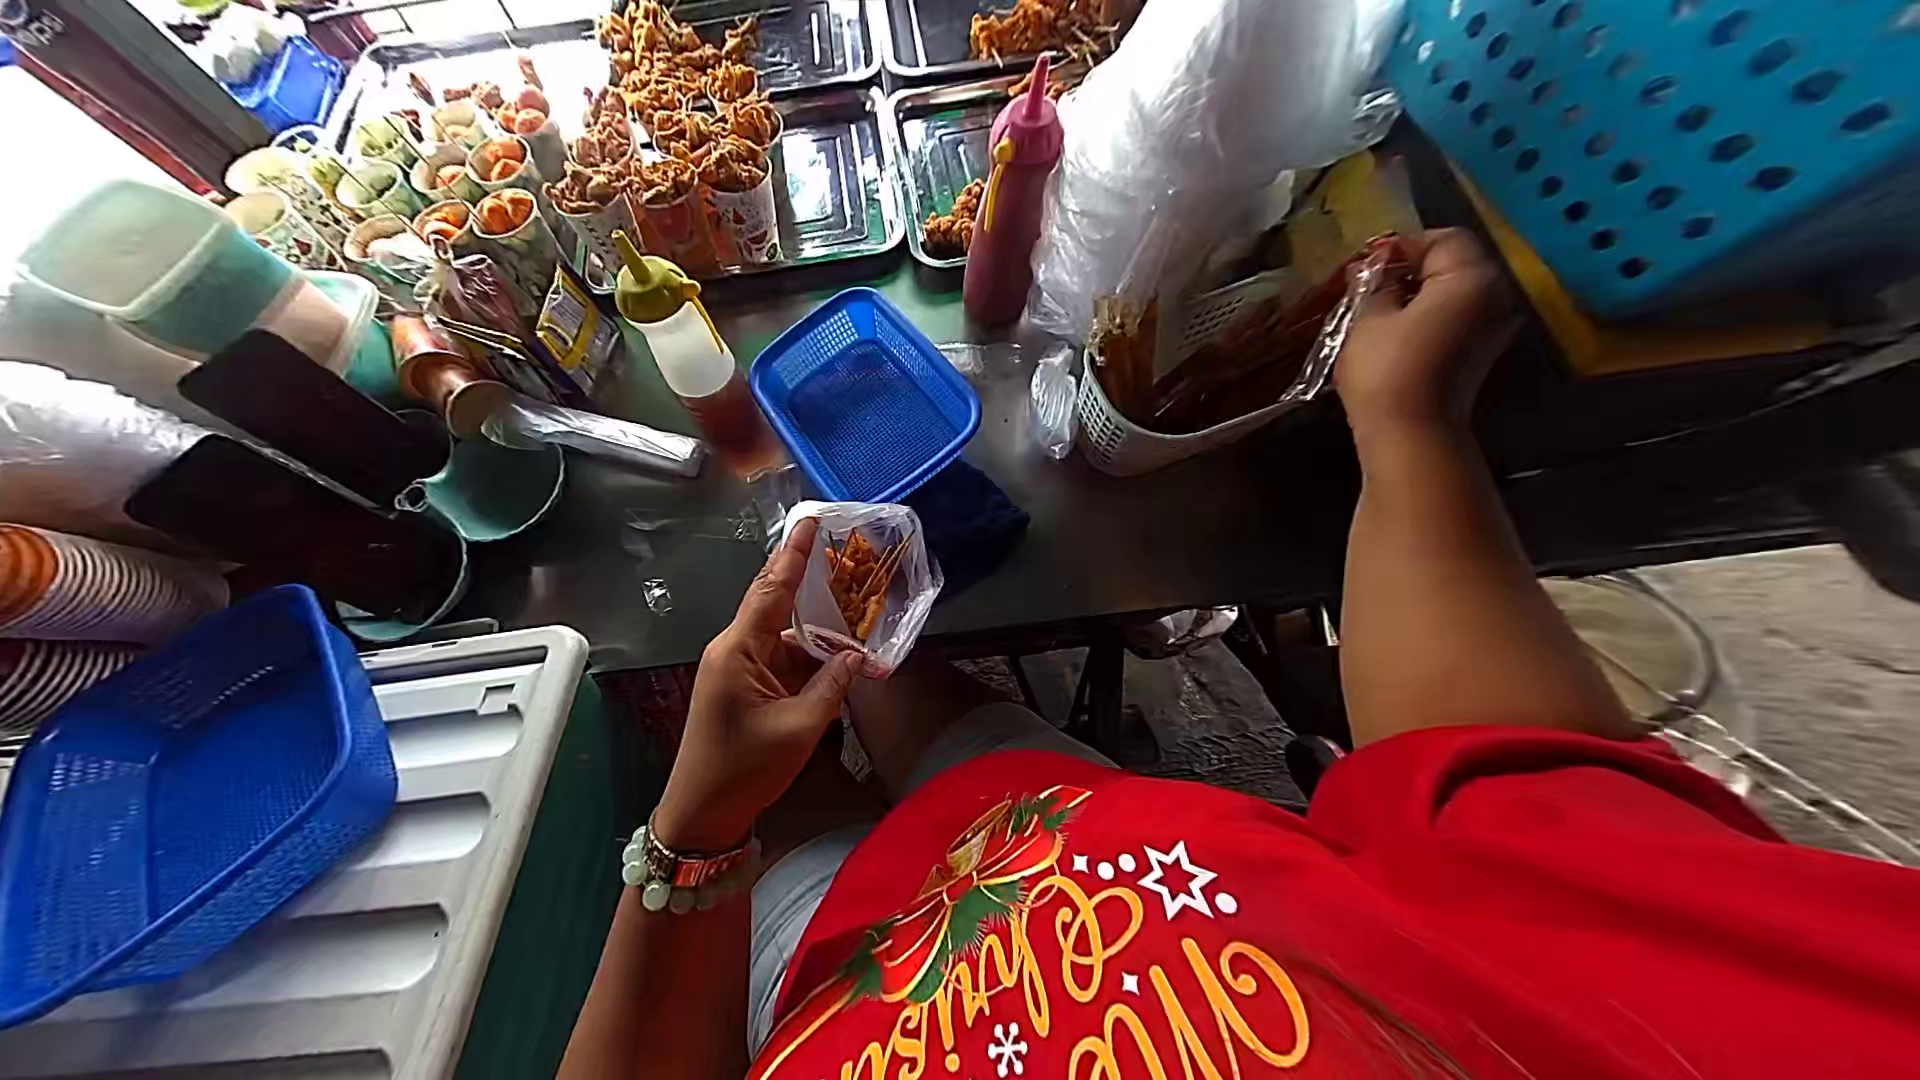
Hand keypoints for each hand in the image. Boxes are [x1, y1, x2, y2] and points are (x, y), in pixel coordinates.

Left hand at [653, 517, 861, 851]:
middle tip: (851, 572)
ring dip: (822, 647)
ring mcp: (739, 669)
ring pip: (789, 641)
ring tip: (863, 650)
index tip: (810, 521)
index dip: (794, 554)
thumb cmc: (744, 770)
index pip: (771, 590)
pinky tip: (839, 674)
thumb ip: (831, 685)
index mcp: (739, 650)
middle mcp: (735, 650)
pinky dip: (812, 667)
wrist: (702, 815)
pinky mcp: (744, 687)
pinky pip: (784, 663)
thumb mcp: (799, 728)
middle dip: (816, 594)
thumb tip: (856, 657)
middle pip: (782, 611)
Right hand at [1334, 228, 1505, 443]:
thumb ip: (1374, 286)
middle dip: (1409, 270)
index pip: (1441, 239)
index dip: (1400, 246)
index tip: (1364, 265)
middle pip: (1453, 265)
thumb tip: (1371, 270)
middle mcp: (1494, 296)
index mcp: (1472, 278)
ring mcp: (1492, 328)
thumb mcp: (1367, 321)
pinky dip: (1425, 319)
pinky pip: (1453, 320)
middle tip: (1365, 287)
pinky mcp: (1478, 354)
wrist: (1410, 433)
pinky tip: (1393, 336)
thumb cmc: (1386, 371)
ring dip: (1415, 296)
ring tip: (1374, 312)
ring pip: (1451, 295)